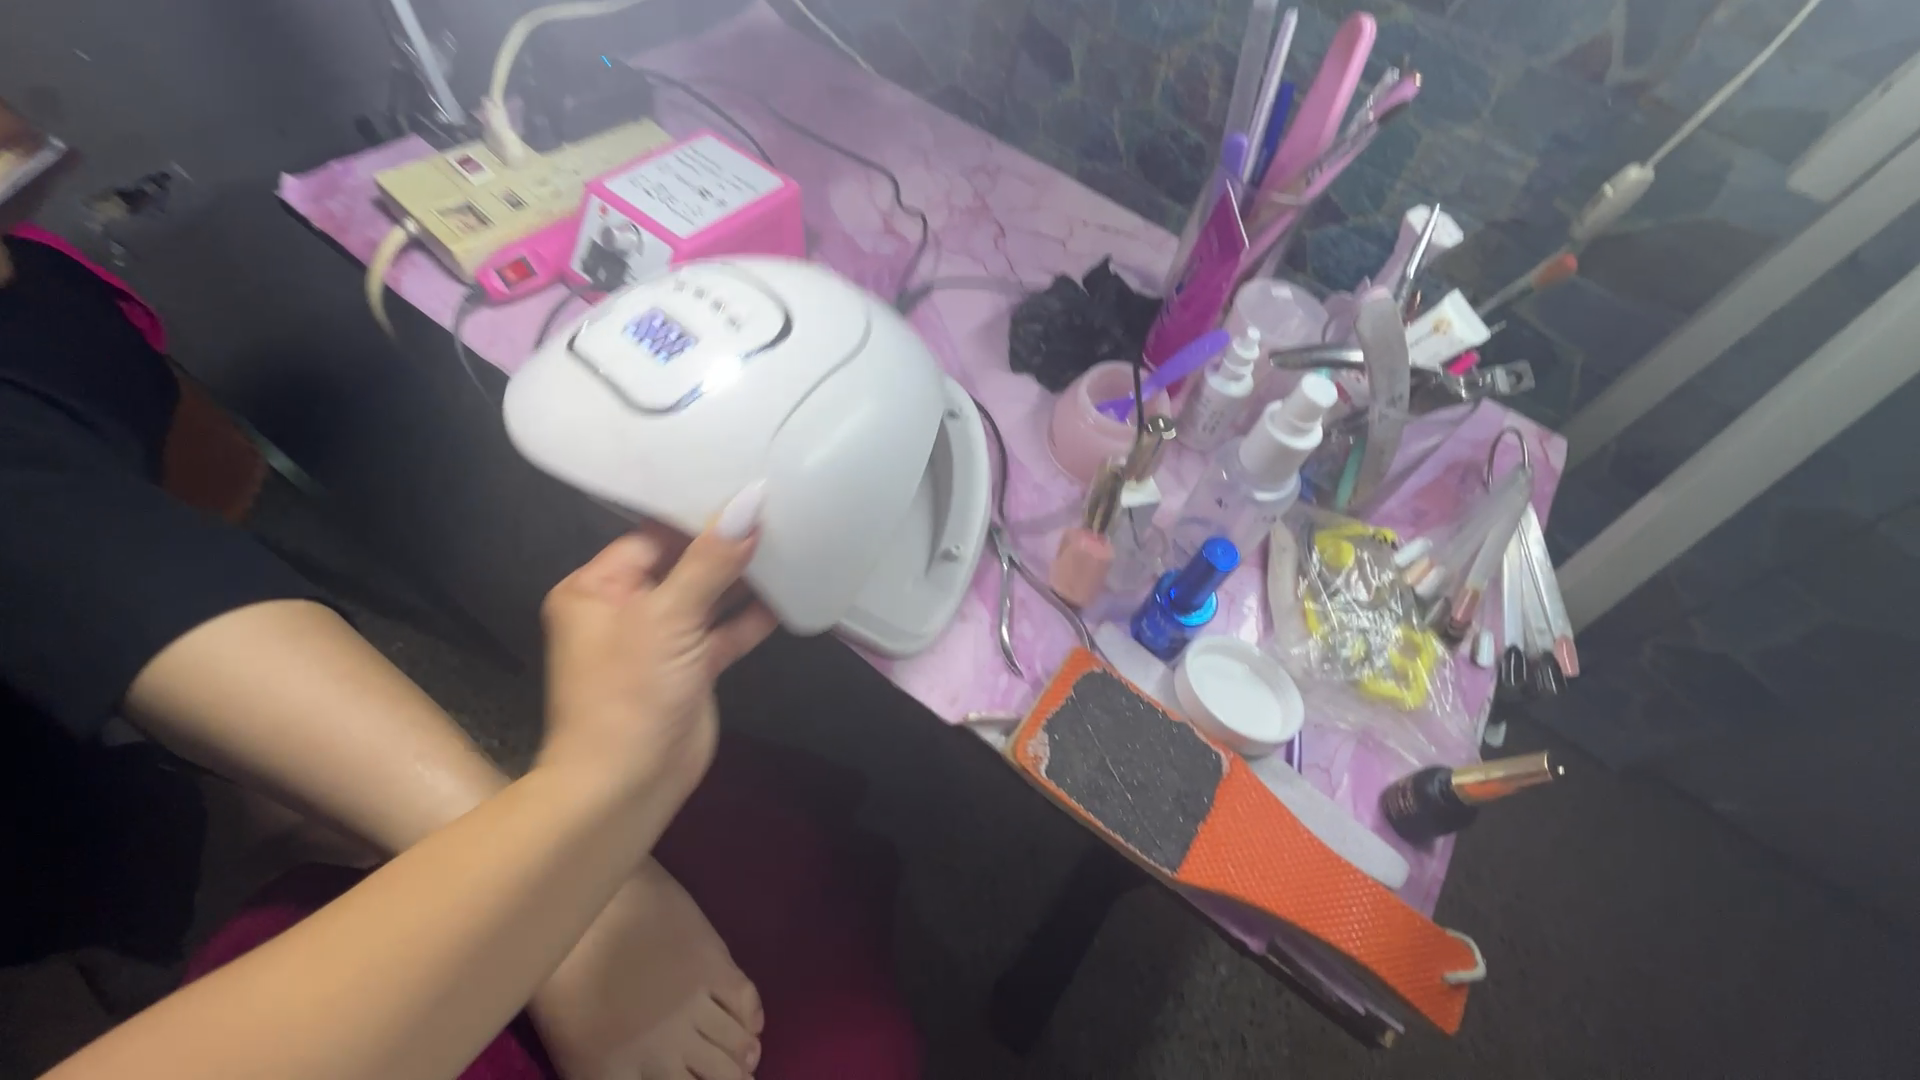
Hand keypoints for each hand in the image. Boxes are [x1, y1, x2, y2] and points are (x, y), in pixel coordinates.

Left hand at [537, 484, 776, 805]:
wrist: (628, 782)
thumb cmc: (631, 691)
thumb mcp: (668, 616)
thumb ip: (710, 560)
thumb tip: (749, 502)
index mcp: (598, 588)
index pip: (652, 536)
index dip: (698, 515)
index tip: (747, 490)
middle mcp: (626, 608)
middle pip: (684, 563)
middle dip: (727, 544)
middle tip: (778, 510)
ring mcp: (661, 639)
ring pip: (708, 597)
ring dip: (744, 579)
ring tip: (791, 543)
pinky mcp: (691, 667)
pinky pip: (724, 631)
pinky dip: (751, 617)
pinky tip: (788, 594)